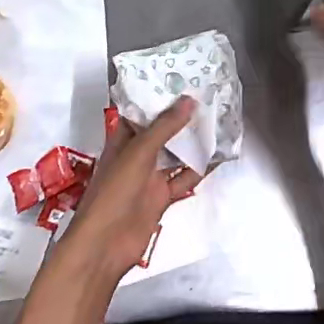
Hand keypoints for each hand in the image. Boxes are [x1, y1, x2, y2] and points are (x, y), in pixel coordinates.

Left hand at [59, 98, 204, 279]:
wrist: (106, 244)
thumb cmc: (114, 191)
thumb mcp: (138, 152)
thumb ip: (164, 127)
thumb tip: (188, 100)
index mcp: (122, 139)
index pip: (140, 111)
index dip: (158, 96)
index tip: (180, 79)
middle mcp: (135, 154)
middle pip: (160, 131)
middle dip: (179, 117)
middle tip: (206, 96)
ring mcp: (148, 176)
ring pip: (173, 154)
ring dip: (191, 141)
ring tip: (216, 120)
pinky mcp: (161, 196)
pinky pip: (183, 178)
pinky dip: (198, 169)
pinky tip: (217, 155)